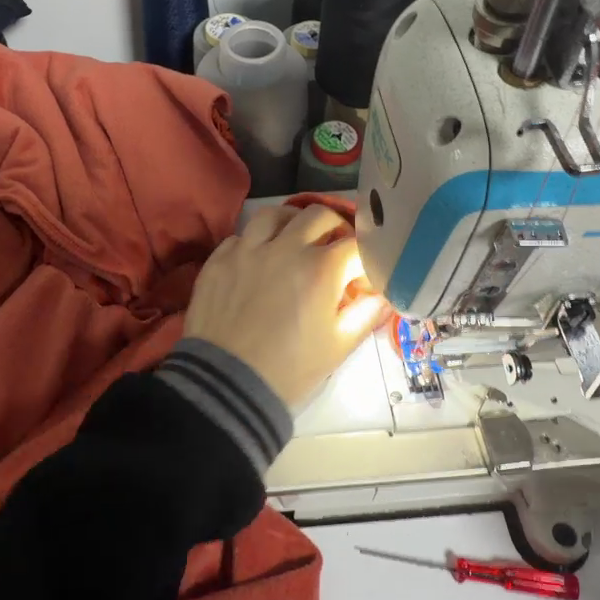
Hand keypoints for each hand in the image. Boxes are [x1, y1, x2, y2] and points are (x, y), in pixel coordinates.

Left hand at [184, 205, 386, 407]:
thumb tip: (381, 294)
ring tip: (294, 241)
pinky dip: (255, 243)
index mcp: (321, 268)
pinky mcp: (218, 260)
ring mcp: (247, 250)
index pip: (355, 243)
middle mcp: (284, 248)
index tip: (363, 274)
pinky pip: (240, 236)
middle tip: (333, 248)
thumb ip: (365, 313)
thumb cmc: (290, 370)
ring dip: (291, 224)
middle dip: (333, 228)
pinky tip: (257, 262)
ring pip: (274, 214)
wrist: (227, 384)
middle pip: (317, 215)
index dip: (365, 255)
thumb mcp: (339, 346)